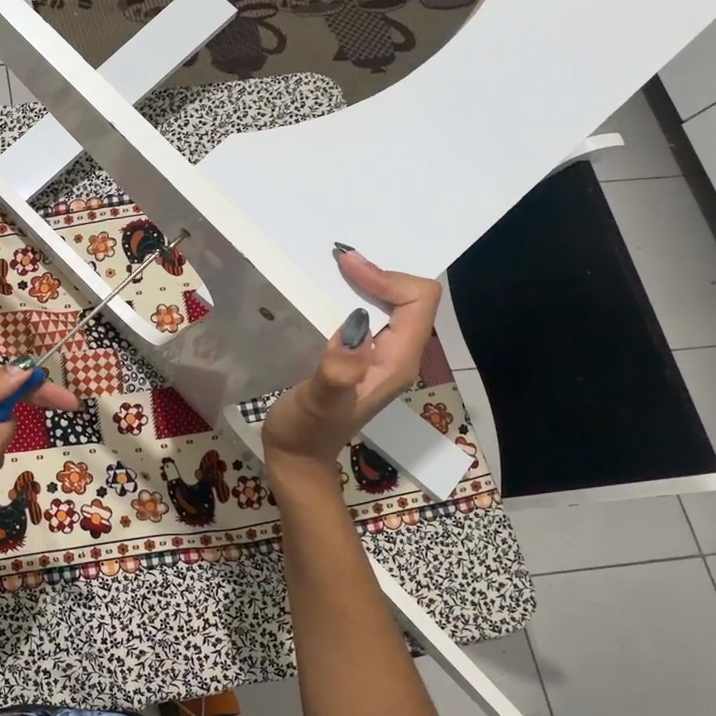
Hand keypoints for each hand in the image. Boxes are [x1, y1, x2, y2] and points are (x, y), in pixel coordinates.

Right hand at [262, 248, 441, 473]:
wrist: (297, 457)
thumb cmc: (305, 431)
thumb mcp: (318, 403)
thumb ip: (338, 371)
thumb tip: (354, 328)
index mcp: (397, 362)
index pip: (418, 301)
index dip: (387, 277)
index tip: (344, 267)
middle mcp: (397, 355)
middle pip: (412, 297)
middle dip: (382, 272)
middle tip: (339, 258)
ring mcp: (381, 356)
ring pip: (394, 304)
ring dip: (369, 282)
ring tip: (336, 267)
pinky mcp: (362, 356)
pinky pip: (373, 314)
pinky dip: (356, 295)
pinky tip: (331, 292)